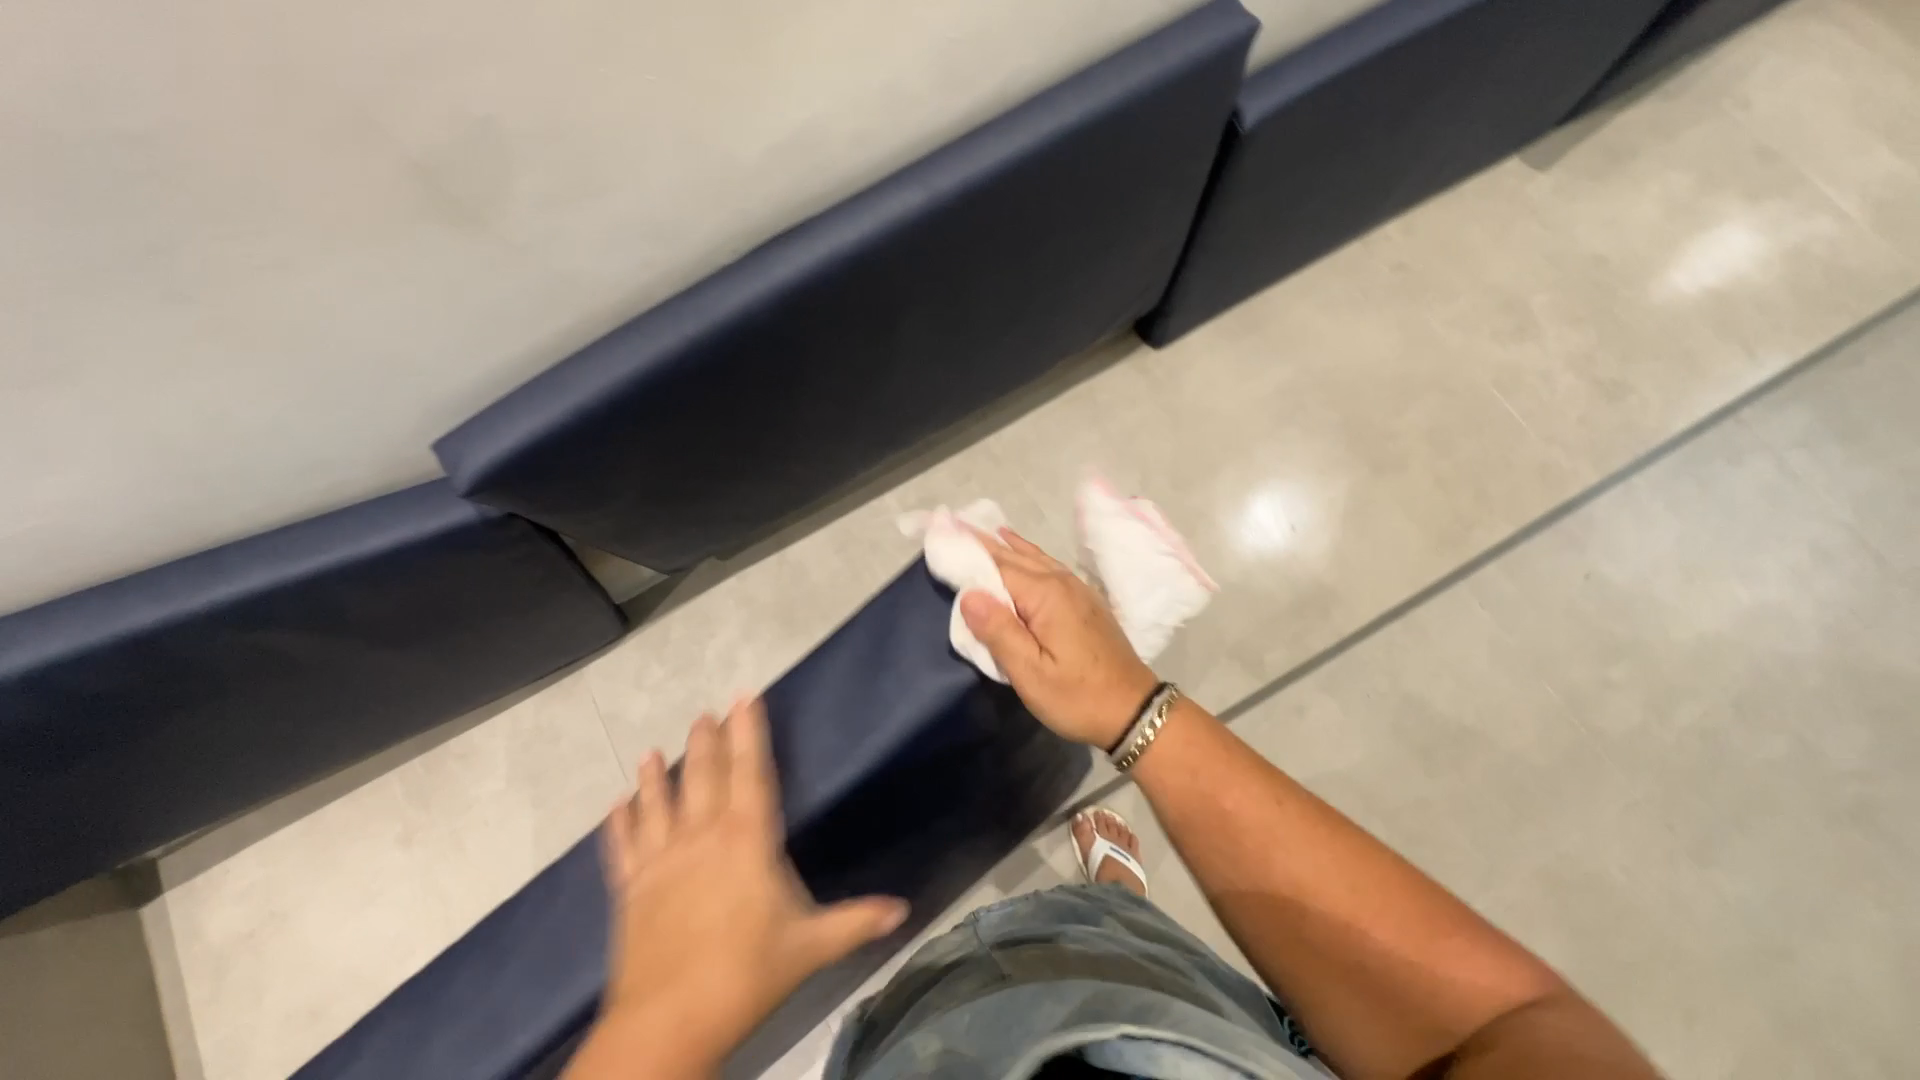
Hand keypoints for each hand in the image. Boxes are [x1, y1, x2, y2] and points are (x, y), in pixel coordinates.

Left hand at [575, 700, 907, 1078]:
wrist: (670, 1020)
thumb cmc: (748, 974)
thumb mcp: (812, 946)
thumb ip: (857, 921)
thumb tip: (904, 909)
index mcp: (748, 840)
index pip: (752, 773)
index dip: (750, 732)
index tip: (745, 697)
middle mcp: (702, 838)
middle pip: (704, 778)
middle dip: (706, 742)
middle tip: (704, 714)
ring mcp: (661, 862)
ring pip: (658, 805)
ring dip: (656, 776)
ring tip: (652, 751)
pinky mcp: (631, 890)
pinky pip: (622, 848)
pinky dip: (618, 825)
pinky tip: (614, 806)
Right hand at [959, 527, 1159, 748]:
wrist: (1134, 710)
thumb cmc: (1078, 697)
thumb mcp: (1031, 674)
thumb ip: (999, 631)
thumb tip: (968, 593)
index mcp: (1046, 596)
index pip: (998, 565)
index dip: (968, 551)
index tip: (940, 533)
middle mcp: (1062, 583)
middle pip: (1015, 556)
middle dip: (983, 542)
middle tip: (951, 524)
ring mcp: (1078, 590)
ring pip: (1034, 558)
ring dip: (1005, 546)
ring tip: (980, 531)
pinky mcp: (1085, 602)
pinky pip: (1048, 567)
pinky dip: (1028, 556)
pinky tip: (1022, 553)